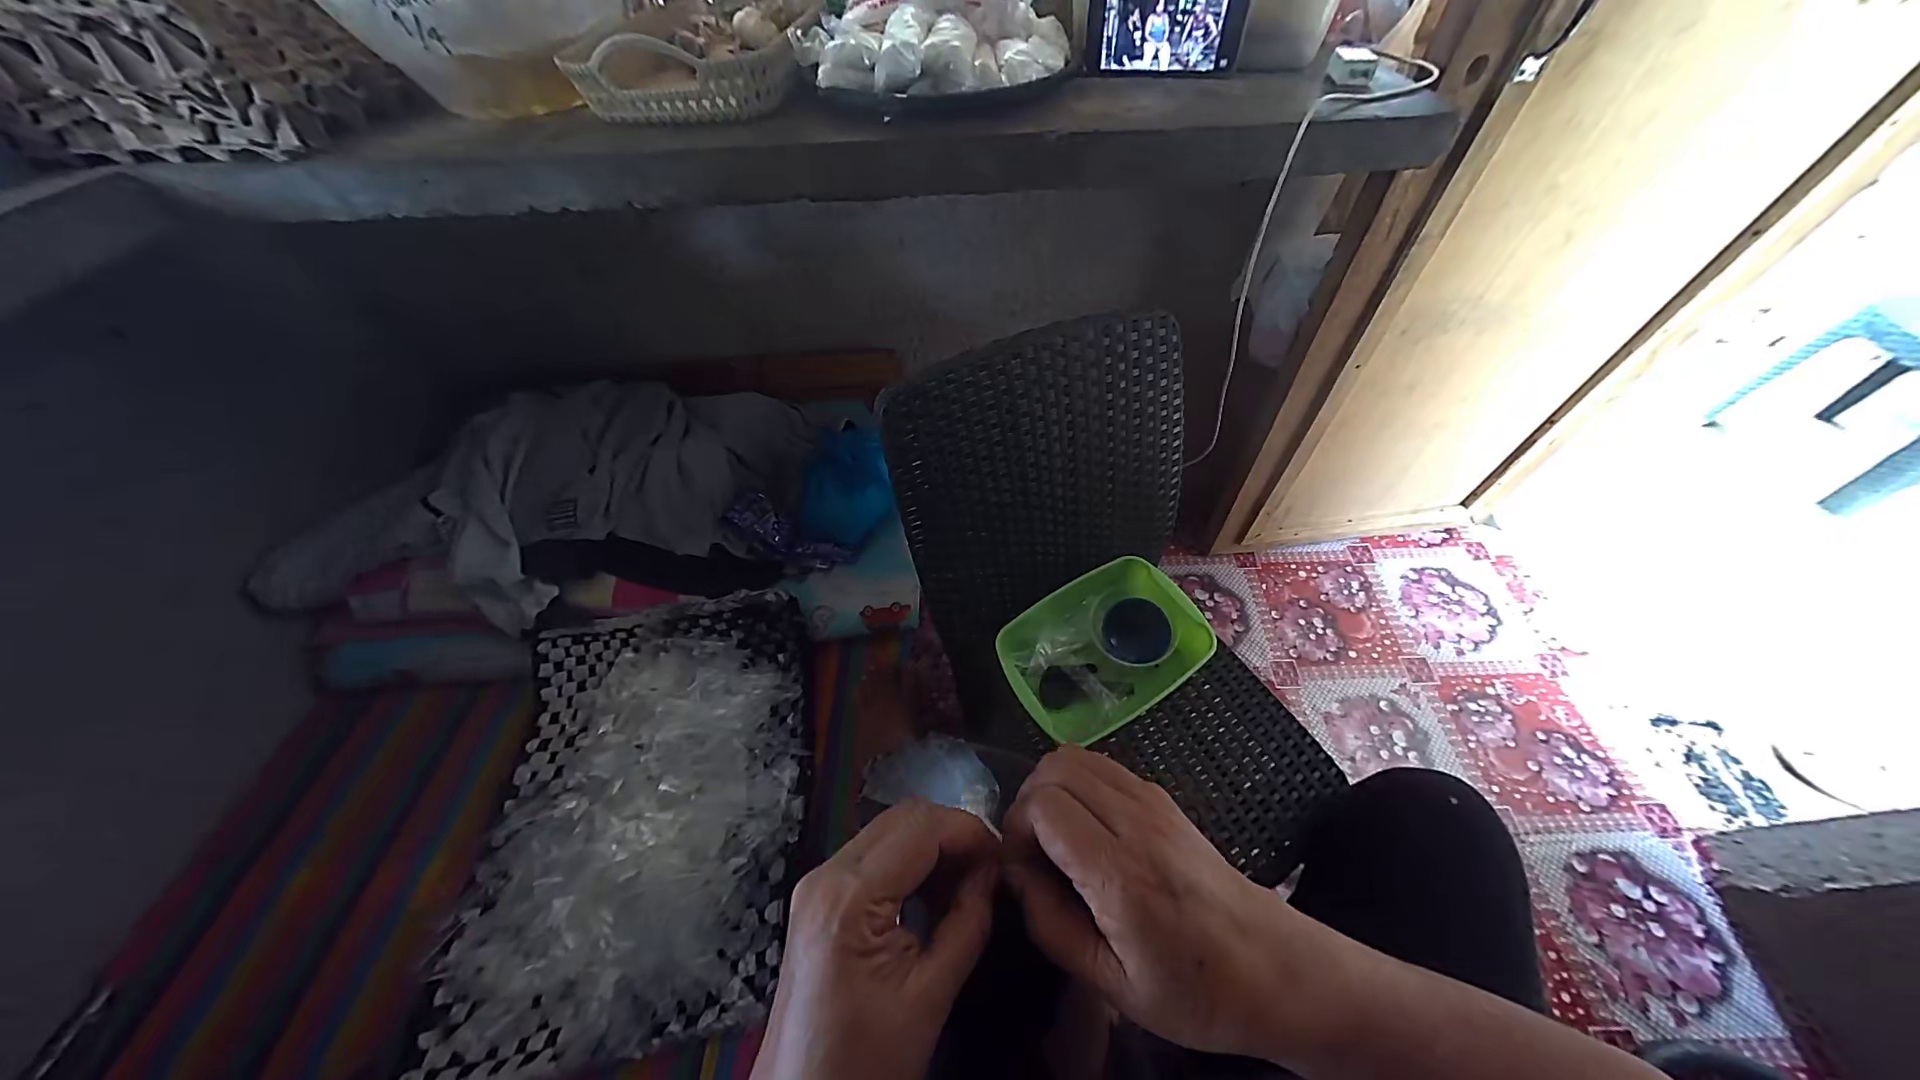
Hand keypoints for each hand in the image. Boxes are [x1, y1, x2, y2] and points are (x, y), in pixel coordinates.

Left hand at [752, 799, 997, 1079]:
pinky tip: (935, 893)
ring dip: (933, 846)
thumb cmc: (866, 1060)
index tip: (1004, 856)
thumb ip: (968, 922)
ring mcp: (817, 881)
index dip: (969, 831)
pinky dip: (910, 862)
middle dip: (953, 833)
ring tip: (970, 882)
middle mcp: (826, 873)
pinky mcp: (819, 895)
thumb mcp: (930, 995)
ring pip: (889, 831)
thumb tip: (994, 870)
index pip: (920, 826)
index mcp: (849, 895)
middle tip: (990, 868)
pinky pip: (874, 855)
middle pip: (902, 818)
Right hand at [1002, 746, 1349, 1064]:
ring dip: (1051, 787)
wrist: (1274, 967)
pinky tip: (1086, 827)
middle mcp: (1136, 821)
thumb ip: (1051, 925)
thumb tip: (1015, 873)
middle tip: (1034, 849)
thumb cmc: (1193, 990)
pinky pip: (1101, 764)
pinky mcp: (1161, 796)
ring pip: (1076, 756)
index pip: (1044, 804)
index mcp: (1120, 873)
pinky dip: (1078, 782)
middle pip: (1055, 767)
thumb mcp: (1111, 985)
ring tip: (1055, 835)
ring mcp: (1152, 801)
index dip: (1017, 828)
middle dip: (1027, 802)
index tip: (1023, 867)